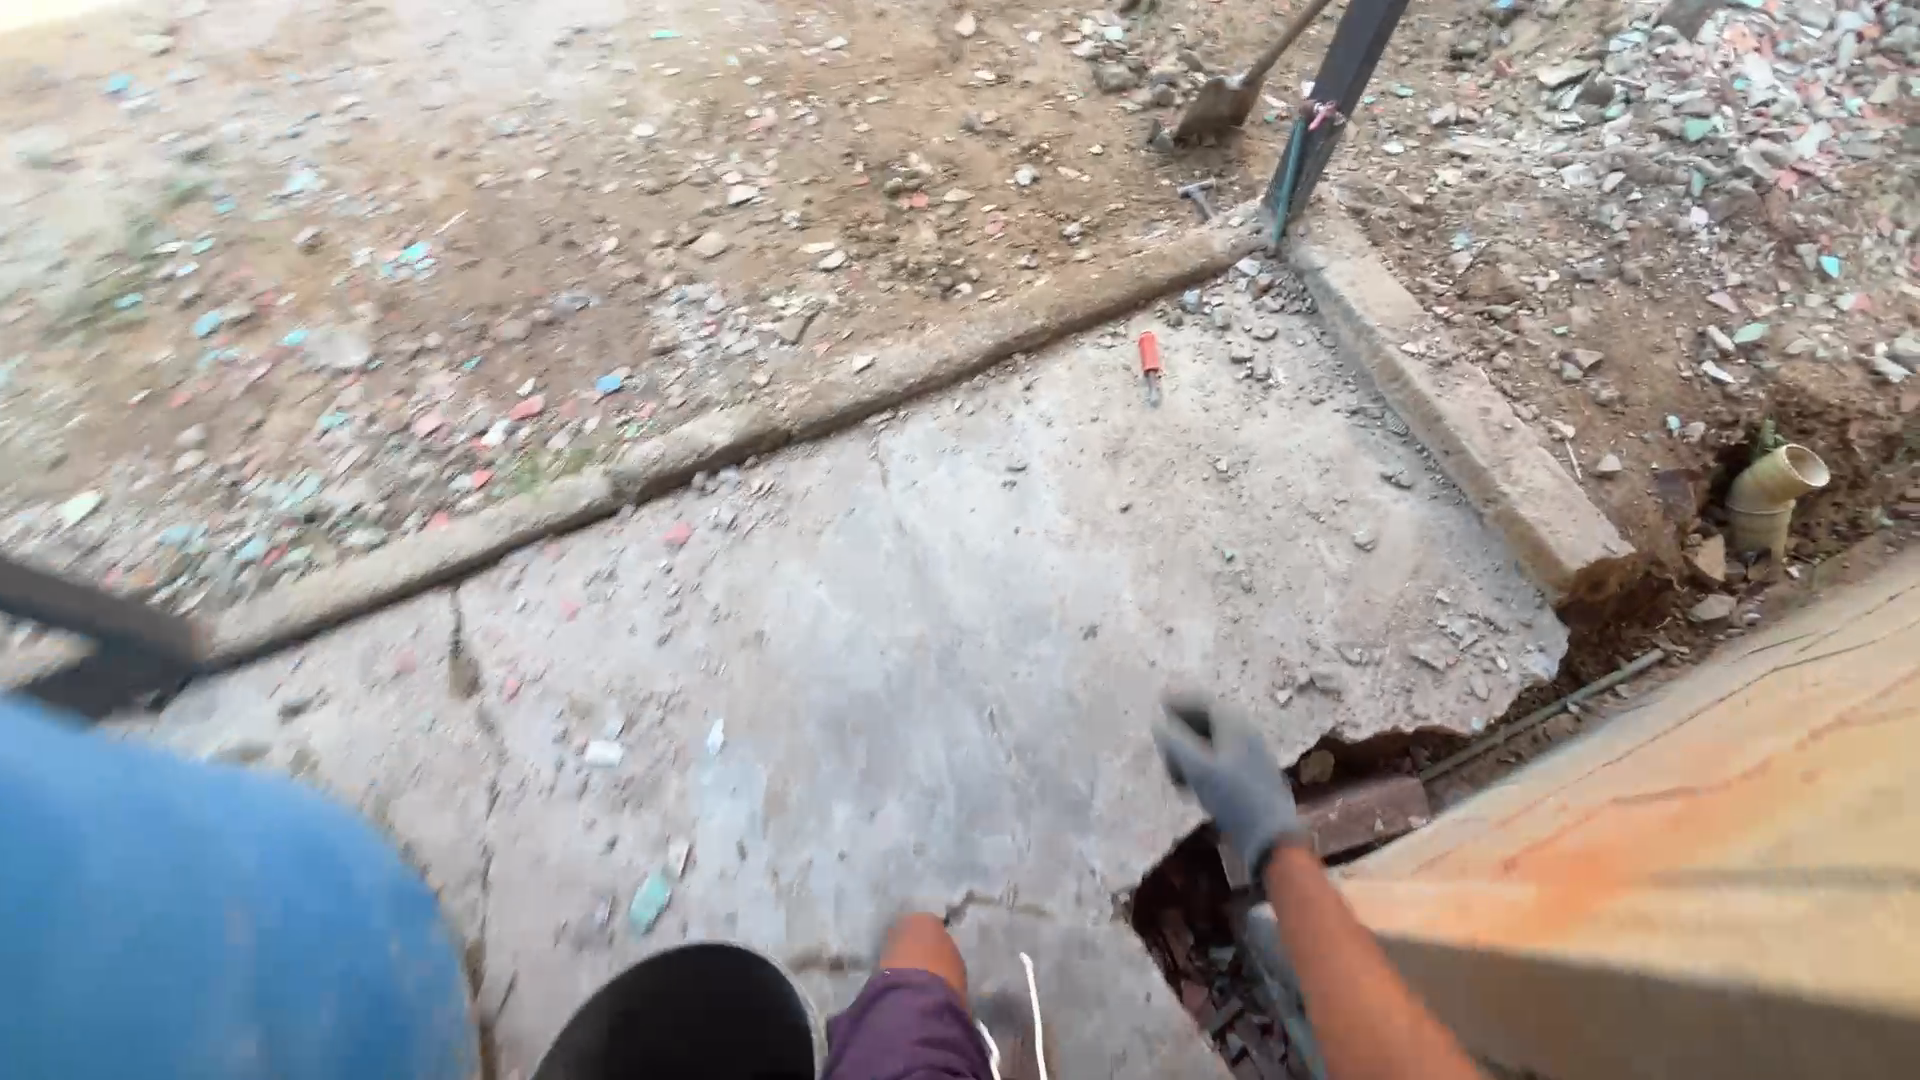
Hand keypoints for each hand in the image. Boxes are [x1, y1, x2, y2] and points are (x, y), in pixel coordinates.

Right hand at [1153, 695, 1305, 877]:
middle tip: (1163, 742)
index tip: (1160, 702)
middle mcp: (1244, 735)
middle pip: (1207, 722)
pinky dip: (1200, 766)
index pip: (1203, 702)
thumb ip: (1175, 743)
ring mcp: (1249, 757)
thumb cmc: (1233, 797)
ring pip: (1211, 744)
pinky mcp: (1250, 778)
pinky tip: (1189, 786)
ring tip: (1173, 770)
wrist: (1271, 837)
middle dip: (1181, 731)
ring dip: (1189, 752)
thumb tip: (1158, 725)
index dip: (1180, 701)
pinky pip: (1219, 762)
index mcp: (1234, 725)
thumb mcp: (1197, 768)